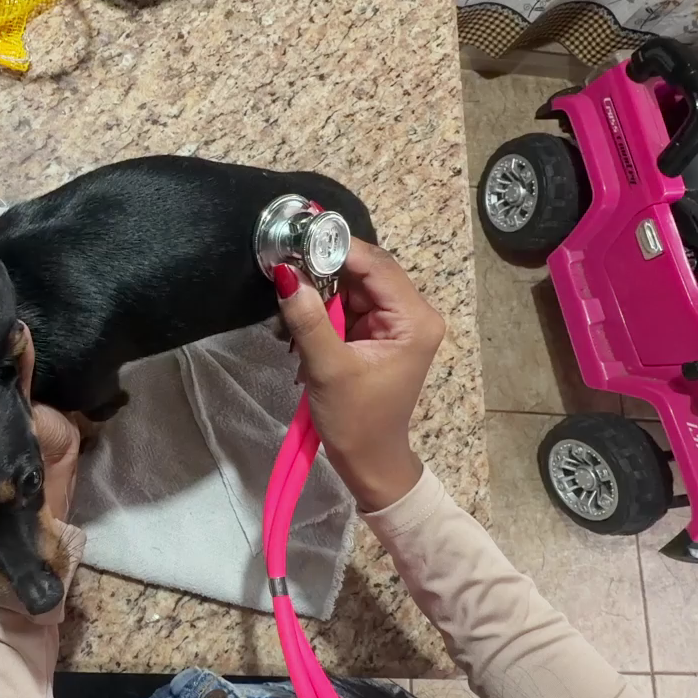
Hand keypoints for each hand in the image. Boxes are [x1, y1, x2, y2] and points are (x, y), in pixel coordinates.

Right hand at [274, 241, 444, 511]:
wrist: (367, 460)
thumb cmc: (356, 420)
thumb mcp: (328, 368)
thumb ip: (308, 318)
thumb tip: (284, 273)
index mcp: (414, 319)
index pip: (375, 265)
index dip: (336, 247)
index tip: (297, 237)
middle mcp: (411, 313)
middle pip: (364, 270)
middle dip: (323, 269)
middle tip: (283, 267)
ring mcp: (394, 322)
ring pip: (351, 285)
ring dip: (318, 292)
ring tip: (289, 307)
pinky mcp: (376, 332)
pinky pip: (347, 304)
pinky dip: (322, 308)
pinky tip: (300, 323)